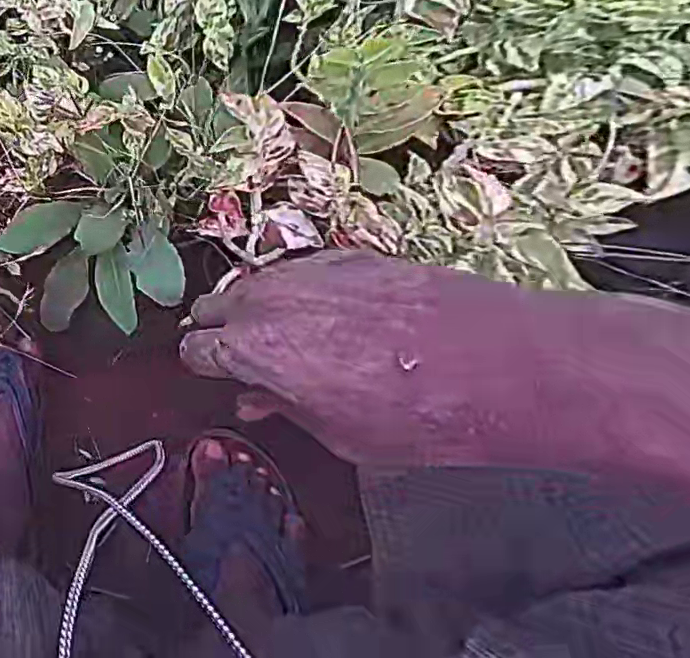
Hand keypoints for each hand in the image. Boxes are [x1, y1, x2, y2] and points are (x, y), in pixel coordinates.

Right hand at [179, 250, 568, 468]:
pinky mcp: (336, 256)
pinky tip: (333, 316)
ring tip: (291, 337)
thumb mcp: (340, 433)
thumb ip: (283, 408)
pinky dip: (296, 293)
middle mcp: (264, 299)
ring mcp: (299, 271)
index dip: (203, 365)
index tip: (217, 373)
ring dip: (255, 309)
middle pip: (212, 306)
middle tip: (246, 356)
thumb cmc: (416, 414)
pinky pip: (295, 273)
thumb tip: (255, 398)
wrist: (494, 359)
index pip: (196, 348)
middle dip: (219, 331)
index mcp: (251, 348)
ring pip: (250, 285)